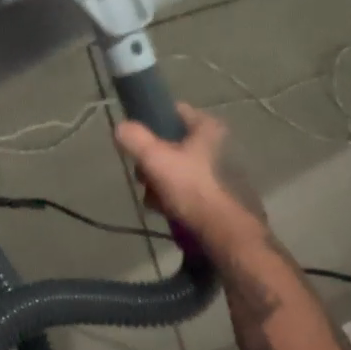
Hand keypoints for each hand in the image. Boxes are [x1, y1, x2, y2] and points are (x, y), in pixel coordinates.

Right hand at [116, 103, 269, 252]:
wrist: (230, 239)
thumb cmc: (193, 189)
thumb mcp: (154, 158)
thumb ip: (133, 138)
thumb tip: (120, 129)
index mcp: (209, 128)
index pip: (174, 110)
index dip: (152, 122)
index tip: (138, 140)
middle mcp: (222, 146)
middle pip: (174, 144)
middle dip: (154, 162)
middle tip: (145, 178)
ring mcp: (226, 174)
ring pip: (181, 170)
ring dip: (163, 183)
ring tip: (156, 201)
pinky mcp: (227, 200)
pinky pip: (193, 191)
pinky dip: (179, 199)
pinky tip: (171, 212)